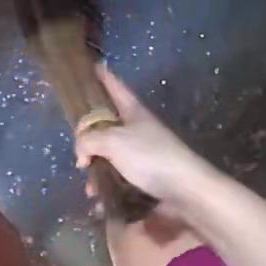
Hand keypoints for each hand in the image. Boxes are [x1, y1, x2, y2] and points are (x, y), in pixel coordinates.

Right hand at [74, 66, 215, 208]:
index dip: (104, 77)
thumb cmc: (150, 157)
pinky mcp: (146, 176)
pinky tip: (99, 198)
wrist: (186, 190)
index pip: (116, 87)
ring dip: (95, 168)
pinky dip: (106, 185)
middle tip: (78, 148)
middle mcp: (137, 129)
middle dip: (88, 136)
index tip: (94, 67)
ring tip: (90, 187)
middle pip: (107, 123)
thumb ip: (88, 140)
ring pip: (109, 153)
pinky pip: (118, 176)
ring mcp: (142, 153)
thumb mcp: (112, 141)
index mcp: (133, 112)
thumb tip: (81, 151)